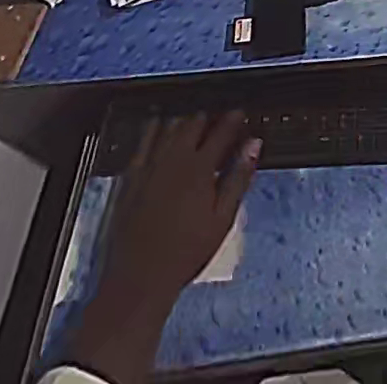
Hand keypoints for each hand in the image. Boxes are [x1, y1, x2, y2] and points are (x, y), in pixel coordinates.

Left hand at [69, 113, 260, 383]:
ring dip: (185, 119)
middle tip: (219, 117)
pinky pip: (145, 138)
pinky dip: (156, 127)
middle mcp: (175, 157)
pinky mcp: (132, 172)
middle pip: (194, 123)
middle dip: (209, 117)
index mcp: (200, 167)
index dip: (233, 119)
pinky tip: (160, 126)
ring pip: (170, 126)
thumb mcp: (223, 217)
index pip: (221, 132)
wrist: (141, 273)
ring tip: (194, 119)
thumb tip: (254, 145)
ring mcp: (151, 163)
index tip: (240, 113)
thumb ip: (239, 177)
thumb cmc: (187, 250)